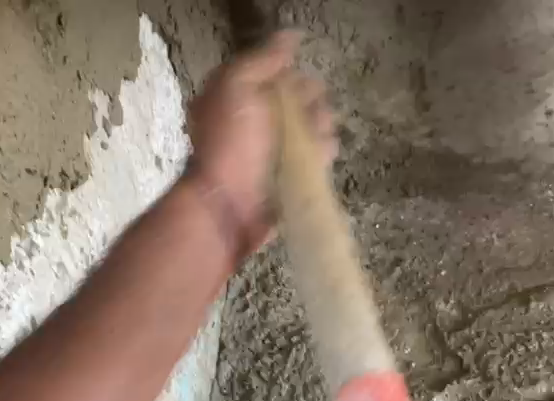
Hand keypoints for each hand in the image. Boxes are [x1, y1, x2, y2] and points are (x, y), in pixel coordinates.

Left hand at [184, 31, 337, 257]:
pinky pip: (311, 162)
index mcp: (235, 101)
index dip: (289, 74)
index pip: (272, 76)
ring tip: (320, 132)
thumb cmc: (229, 144)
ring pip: (307, 131)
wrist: (228, 209)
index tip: (299, 82)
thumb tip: (290, 38)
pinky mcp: (286, 183)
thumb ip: (262, 60)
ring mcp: (269, 157)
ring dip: (320, 125)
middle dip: (309, 101)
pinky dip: (321, 153)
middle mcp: (252, 127)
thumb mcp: (237, 86)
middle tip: (314, 110)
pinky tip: (324, 150)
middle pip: (293, 102)